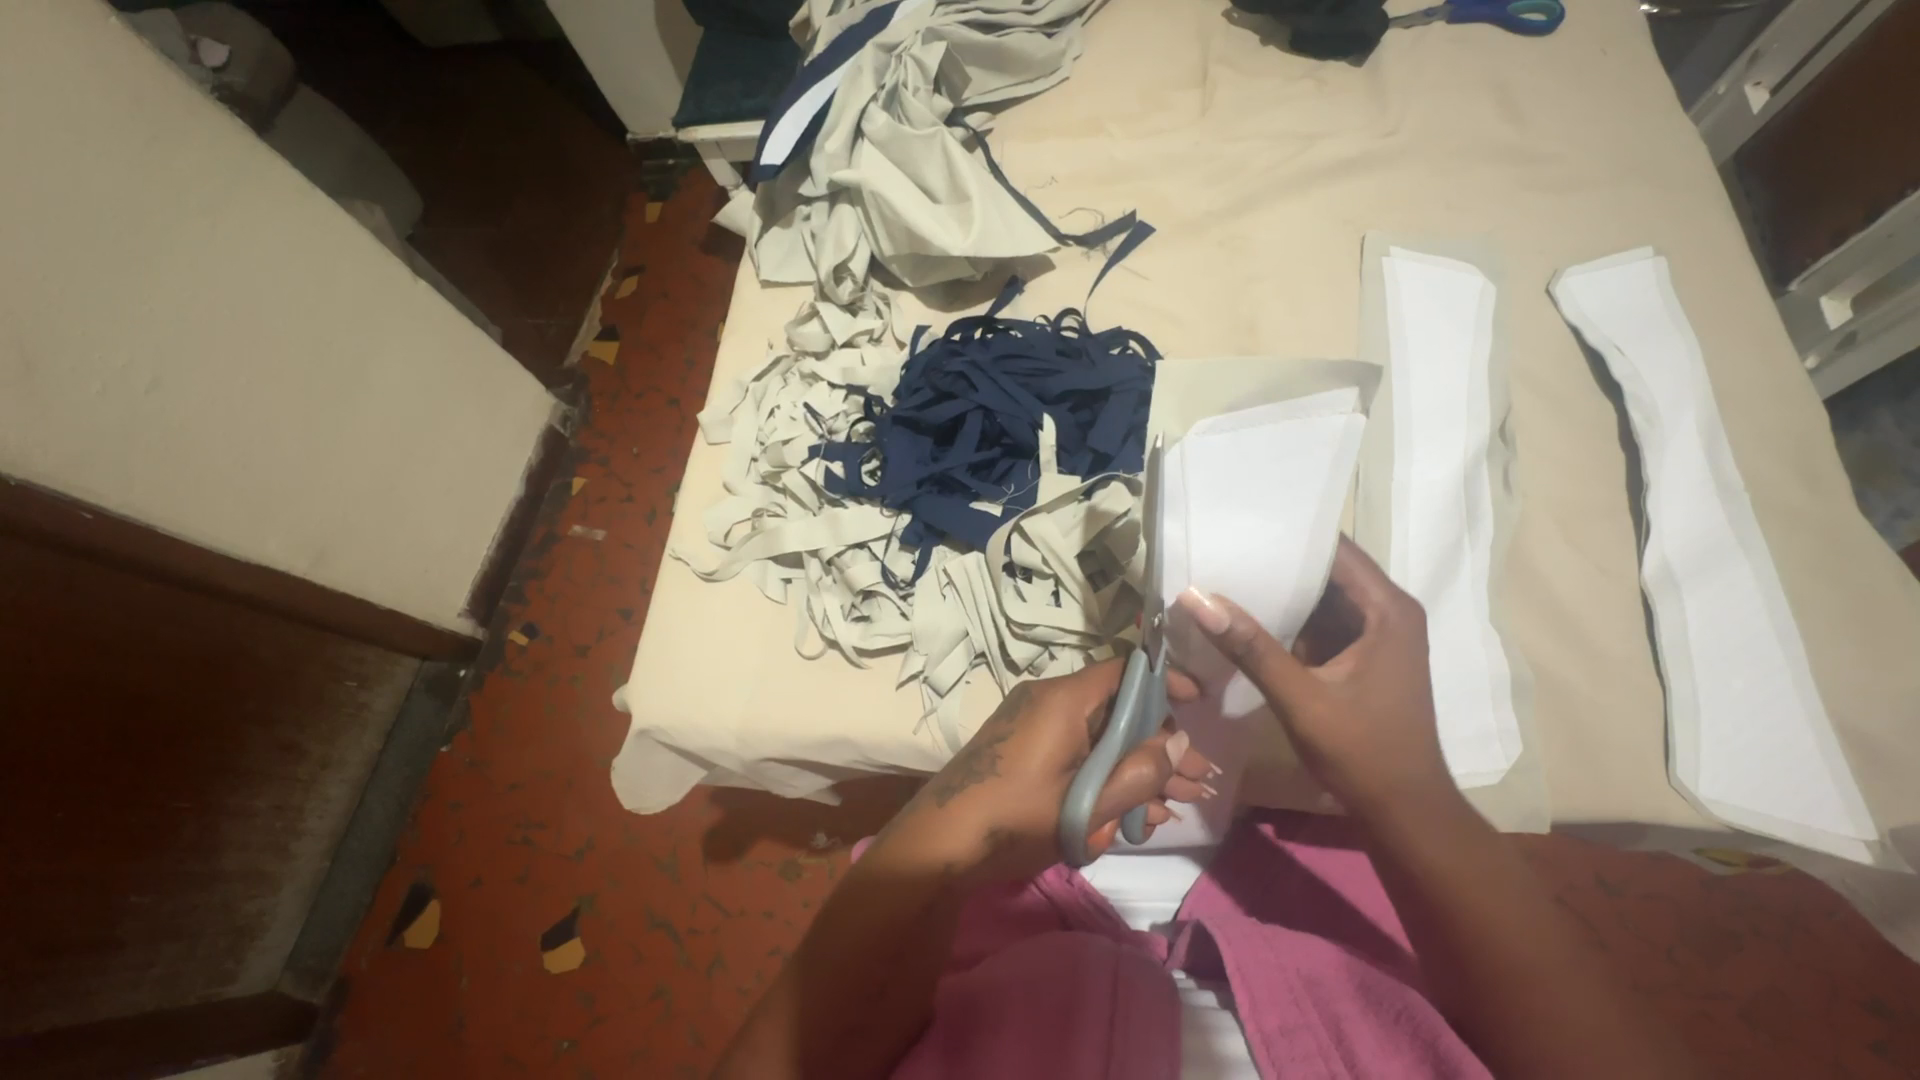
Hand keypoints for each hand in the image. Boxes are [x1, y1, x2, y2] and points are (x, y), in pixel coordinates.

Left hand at [882, 657, 1215, 882]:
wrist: (939, 844)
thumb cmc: (1013, 819)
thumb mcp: (1086, 803)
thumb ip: (1138, 773)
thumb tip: (1179, 743)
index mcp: (1063, 701)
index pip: (1125, 673)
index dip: (1166, 685)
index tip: (1200, 705)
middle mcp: (1050, 704)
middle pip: (1118, 714)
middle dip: (1161, 749)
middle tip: (1201, 782)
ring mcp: (1036, 729)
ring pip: (1101, 740)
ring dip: (1138, 772)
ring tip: (1181, 804)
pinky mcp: (1027, 753)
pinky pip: (1077, 755)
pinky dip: (1106, 780)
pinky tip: (1139, 815)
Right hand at [1175, 536, 1454, 818]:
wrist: (1403, 810)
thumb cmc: (1363, 751)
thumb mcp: (1301, 698)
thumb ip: (1250, 647)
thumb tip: (1196, 597)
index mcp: (1388, 610)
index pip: (1335, 550)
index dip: (1290, 535)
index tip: (1240, 523)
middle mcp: (1387, 613)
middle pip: (1326, 571)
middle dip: (1276, 562)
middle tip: (1220, 548)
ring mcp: (1375, 636)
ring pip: (1320, 599)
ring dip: (1278, 593)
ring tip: (1223, 575)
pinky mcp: (1360, 657)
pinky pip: (1319, 625)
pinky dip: (1286, 622)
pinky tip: (1243, 618)